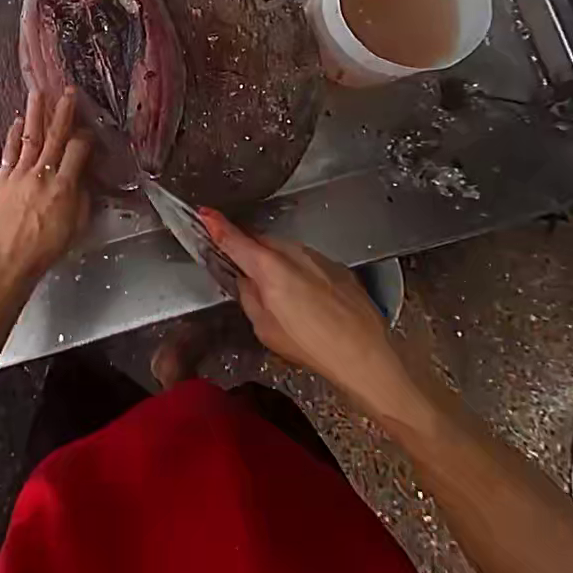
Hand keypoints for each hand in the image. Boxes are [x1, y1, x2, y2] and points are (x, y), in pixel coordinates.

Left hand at [0, 89, 91, 284]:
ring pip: (31, 137)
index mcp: (64, 185)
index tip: (88, 130)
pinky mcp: (3, 178)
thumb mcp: (76, 225)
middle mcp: (43, 173)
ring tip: (38, 92)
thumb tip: (82, 177)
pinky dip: (14, 135)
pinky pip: (10, 151)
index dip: (85, 137)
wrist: (9, 258)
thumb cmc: (46, 247)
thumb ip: (82, 197)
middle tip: (67, 91)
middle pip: (55, 136)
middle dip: (63, 112)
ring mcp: (20, 173)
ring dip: (36, 113)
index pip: (77, 150)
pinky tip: (18, 121)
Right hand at [201, 210, 420, 420]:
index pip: (234, 238)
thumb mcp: (264, 327)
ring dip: (274, 262)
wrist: (367, 358)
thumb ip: (249, 296)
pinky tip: (306, 299)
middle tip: (242, 271)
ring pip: (284, 250)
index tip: (205, 214)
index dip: (216, 224)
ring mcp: (318, 257)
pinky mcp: (338, 268)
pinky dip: (298, 271)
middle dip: (247, 250)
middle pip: (259, 242)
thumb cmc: (311, 346)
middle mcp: (293, 253)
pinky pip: (306, 261)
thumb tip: (247, 281)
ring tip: (279, 293)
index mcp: (268, 267)